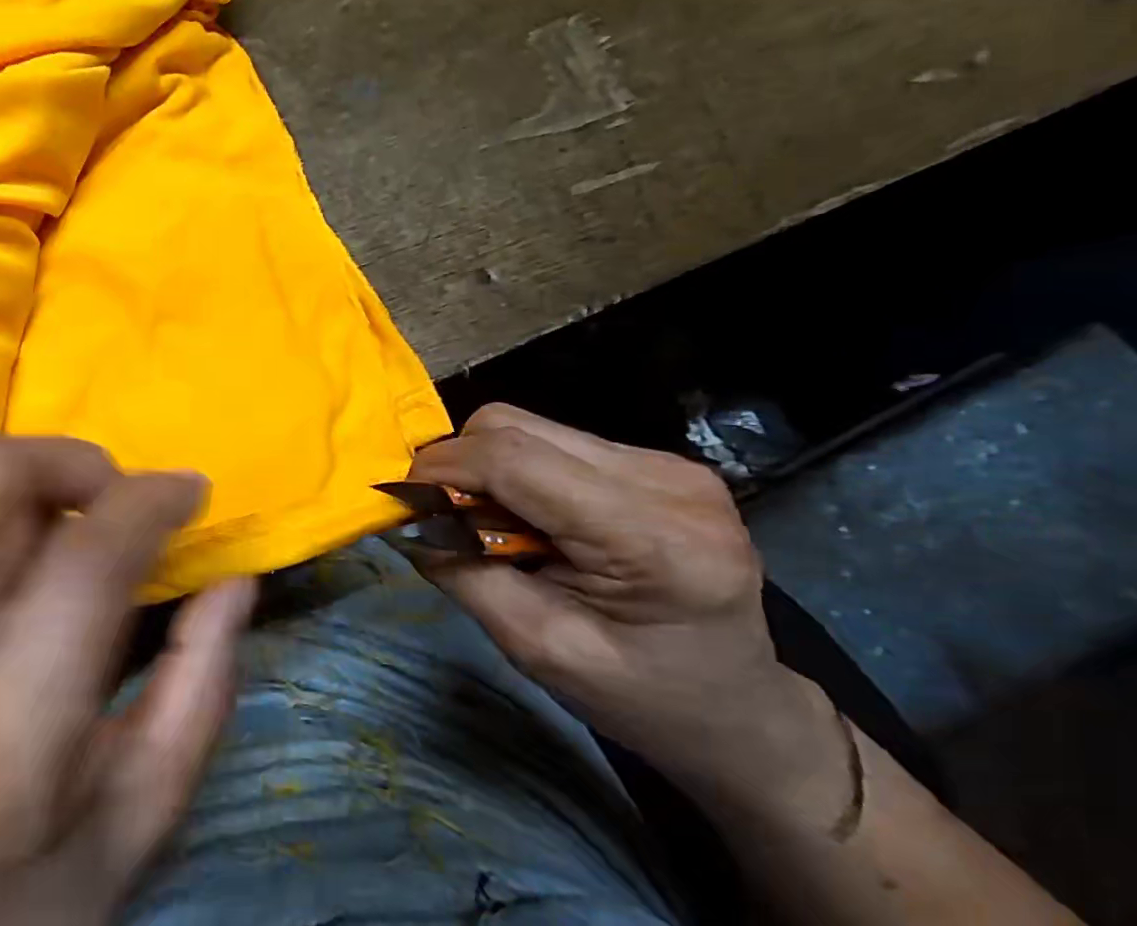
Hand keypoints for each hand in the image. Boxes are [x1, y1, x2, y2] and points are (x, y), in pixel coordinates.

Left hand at [0, 437, 256, 925]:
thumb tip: (236, 575)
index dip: (149, 503)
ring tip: (64, 515)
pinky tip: (15, 537)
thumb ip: (205, 676)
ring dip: (21, 466)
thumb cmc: (51, 869)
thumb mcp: (155, 795)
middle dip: (74, 461)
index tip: (194, 493)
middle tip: (119, 500)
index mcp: (10, 727)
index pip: (84, 562)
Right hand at [406, 405, 829, 783]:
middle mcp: (667, 479)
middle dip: (460, 463)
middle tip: (443, 518)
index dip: (443, 467)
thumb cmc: (640, 699)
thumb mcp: (538, 649)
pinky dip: (522, 473)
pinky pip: (559, 444)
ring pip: (534, 428)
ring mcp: (669, 464)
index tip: (399, 496)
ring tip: (493, 527)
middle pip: (519, 426)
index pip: (516, 459)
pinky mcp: (660, 463)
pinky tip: (533, 520)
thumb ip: (466, 575)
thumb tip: (406, 519)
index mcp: (652, 537)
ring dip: (490, 468)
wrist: (737, 709)